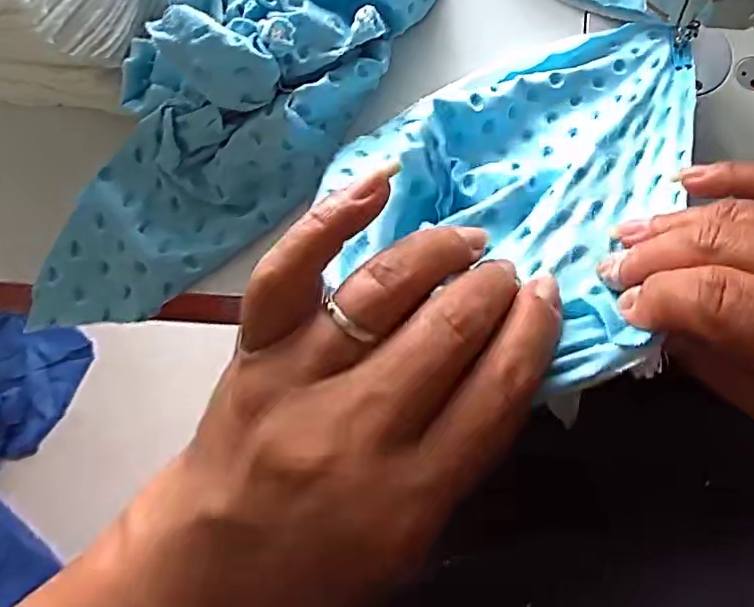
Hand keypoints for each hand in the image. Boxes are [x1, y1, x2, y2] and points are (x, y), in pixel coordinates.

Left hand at [28, 164, 561, 606]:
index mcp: (409, 494)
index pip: (497, 389)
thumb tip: (523, 342)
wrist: (207, 575)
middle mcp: (355, 432)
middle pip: (448, 329)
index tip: (546, 291)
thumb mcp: (422, 527)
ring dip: (442, 250)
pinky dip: (334, 218)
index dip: (534, 327)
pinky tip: (380, 185)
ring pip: (383, 289)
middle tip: (505, 272)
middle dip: (493, 285)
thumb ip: (476, 440)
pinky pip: (290, 272)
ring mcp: (297, 382)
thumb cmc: (331, 557)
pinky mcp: (254, 349)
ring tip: (468, 242)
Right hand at [601, 161, 753, 500]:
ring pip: (739, 209)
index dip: (660, 295)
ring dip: (675, 218)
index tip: (624, 306)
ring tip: (629, 231)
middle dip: (655, 252)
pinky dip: (726, 175)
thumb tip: (659, 325)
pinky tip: (685, 180)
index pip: (722, 298)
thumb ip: (724, 371)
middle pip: (723, 241)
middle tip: (612, 267)